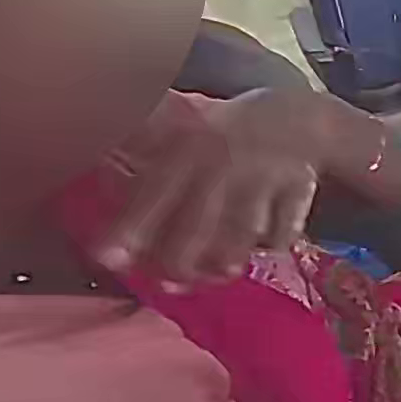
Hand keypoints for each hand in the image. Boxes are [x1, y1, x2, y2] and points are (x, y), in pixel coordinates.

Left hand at [94, 88, 380, 284]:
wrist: (295, 119)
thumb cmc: (227, 133)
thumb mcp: (185, 133)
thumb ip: (148, 157)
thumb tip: (102, 174)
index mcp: (188, 150)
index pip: (155, 194)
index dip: (132, 229)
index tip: (109, 260)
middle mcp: (225, 166)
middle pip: (199, 221)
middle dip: (181, 258)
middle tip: (169, 282)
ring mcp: (264, 179)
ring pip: (244, 228)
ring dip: (229, 258)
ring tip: (220, 274)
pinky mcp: (298, 190)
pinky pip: (285, 225)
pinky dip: (274, 242)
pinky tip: (263, 248)